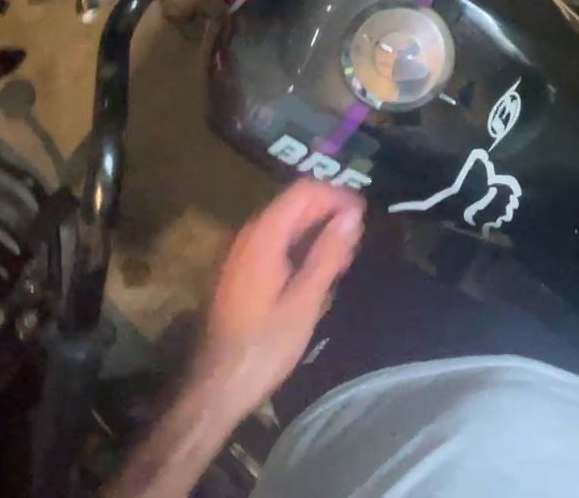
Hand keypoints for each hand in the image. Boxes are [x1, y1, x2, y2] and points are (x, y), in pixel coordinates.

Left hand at [189, 180, 364, 418]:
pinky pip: (272, 244)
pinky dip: (297, 249)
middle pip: (292, 205)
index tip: (363, 214)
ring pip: (283, 225)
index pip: (302, 192)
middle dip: (328, 214)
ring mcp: (238, 253)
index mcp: (262, 236)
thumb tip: (352, 216)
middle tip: (357, 240)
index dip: (336, 195)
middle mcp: (246, 235)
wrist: (216, 387)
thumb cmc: (264, 346)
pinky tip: (316, 273)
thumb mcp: (304, 301)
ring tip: (343, 259)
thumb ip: (328, 253)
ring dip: (315, 233)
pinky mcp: (237, 272)